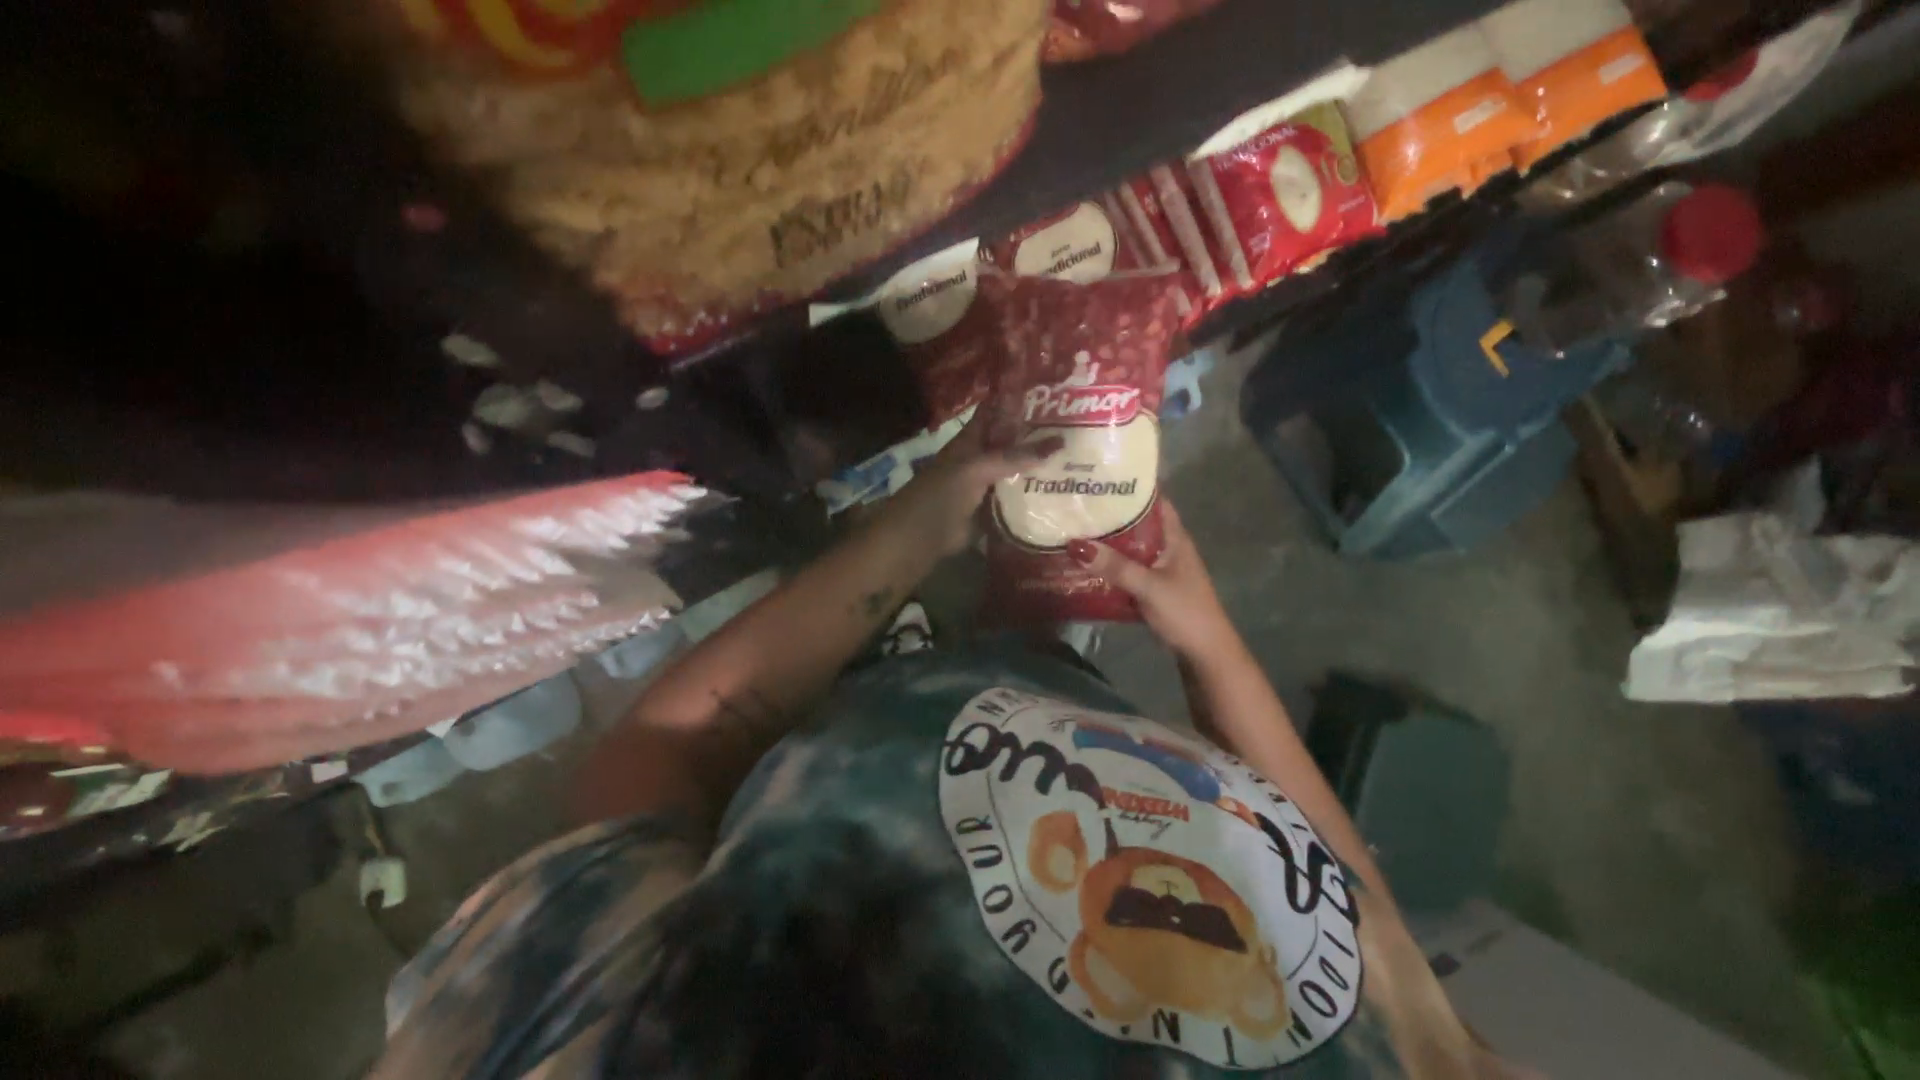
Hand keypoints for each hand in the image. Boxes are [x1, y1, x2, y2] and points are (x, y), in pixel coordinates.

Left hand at [882, 416, 1062, 556]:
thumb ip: (1015, 457)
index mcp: (971, 440)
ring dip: (1040, 466)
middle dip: (1038, 435)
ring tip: (1078, 456)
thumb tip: (1060, 442)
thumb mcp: (978, 468)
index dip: (1016, 400)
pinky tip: (1062, 491)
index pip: (995, 412)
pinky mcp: (992, 510)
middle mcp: (980, 459)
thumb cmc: (942, 493)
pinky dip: (1034, 495)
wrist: (921, 536)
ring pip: (1017, 471)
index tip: (1049, 391)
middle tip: (1077, 427)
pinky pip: (1016, 498)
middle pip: (1011, 443)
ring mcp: (986, 485)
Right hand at [1069, 500, 1237, 660]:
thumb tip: (1074, 543)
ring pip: (1130, 549)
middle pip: (1137, 524)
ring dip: (1108, 543)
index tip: (1100, 477)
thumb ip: (1114, 566)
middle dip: (1111, 516)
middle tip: (1076, 504)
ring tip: (1073, 529)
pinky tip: (1086, 566)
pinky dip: (1110, 567)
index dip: (1131, 487)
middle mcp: (1168, 549)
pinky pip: (1127, 571)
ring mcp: (1161, 570)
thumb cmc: (1185, 612)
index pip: (1154, 501)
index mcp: (1175, 538)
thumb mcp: (1148, 586)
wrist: (1206, 653)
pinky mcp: (1153, 590)